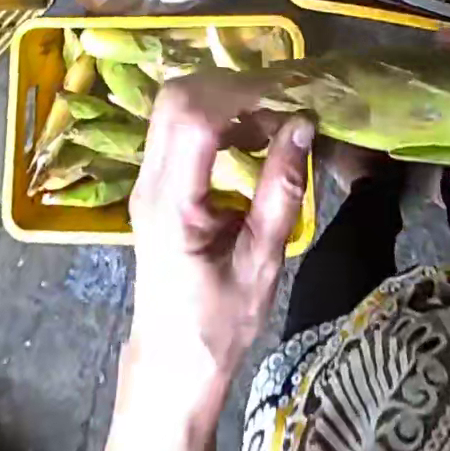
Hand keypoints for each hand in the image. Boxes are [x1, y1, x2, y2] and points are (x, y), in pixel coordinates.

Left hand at [105, 72, 313, 450]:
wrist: (171, 364)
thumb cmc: (218, 325)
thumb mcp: (262, 265)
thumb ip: (281, 192)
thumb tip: (302, 123)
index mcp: (171, 205)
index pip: (193, 120)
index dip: (241, 96)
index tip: (287, 98)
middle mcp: (149, 181)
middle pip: (176, 98)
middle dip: (232, 87)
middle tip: (281, 103)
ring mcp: (147, 177)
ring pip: (175, 103)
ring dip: (226, 97)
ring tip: (273, 117)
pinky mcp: (156, 179)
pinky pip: (180, 123)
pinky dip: (219, 113)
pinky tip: (252, 133)